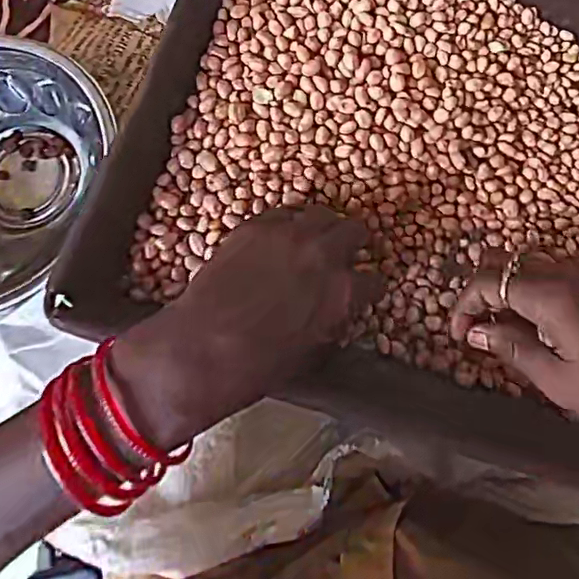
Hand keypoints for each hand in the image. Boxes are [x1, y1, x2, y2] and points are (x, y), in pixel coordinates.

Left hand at [109, 206, 381, 446]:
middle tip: (350, 250)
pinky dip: (288, 222)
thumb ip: (331, 321)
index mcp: (343, 291)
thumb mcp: (311, 351)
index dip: (370, 286)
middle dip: (355, 241)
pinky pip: (283, 212)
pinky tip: (282, 235)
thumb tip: (334, 312)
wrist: (203, 347)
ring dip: (323, 226)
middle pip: (354, 231)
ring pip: (321, 213)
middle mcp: (322, 254)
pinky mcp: (256, 225)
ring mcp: (288, 234)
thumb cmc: (257, 365)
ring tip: (317, 236)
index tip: (365, 289)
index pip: (374, 280)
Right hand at [449, 251, 578, 444]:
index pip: (488, 282)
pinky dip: (525, 288)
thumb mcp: (555, 379)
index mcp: (550, 295)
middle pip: (503, 262)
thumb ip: (510, 347)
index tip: (457, 333)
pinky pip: (546, 272)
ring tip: (497, 326)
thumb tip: (476, 331)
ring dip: (503, 287)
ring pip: (524, 264)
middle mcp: (563, 274)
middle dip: (480, 290)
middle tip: (474, 327)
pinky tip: (527, 322)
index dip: (464, 305)